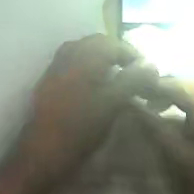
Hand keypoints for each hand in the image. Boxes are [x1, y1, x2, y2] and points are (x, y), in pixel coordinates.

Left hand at [10, 35, 156, 186]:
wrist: (42, 150)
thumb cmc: (81, 126)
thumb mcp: (113, 103)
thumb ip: (133, 79)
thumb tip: (151, 64)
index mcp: (83, 55)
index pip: (114, 43)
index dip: (133, 54)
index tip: (147, 71)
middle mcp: (67, 55)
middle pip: (96, 43)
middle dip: (117, 54)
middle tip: (133, 71)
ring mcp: (54, 68)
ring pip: (82, 52)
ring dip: (101, 60)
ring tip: (116, 78)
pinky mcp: (47, 83)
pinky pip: (71, 64)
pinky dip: (86, 68)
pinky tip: (95, 86)